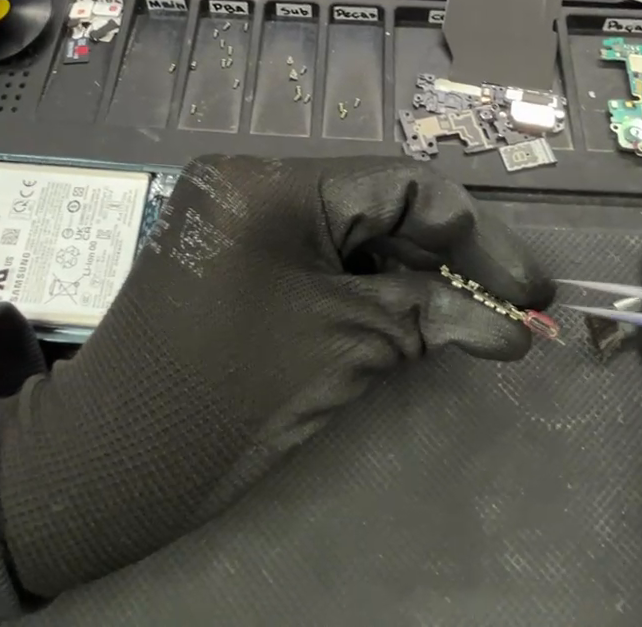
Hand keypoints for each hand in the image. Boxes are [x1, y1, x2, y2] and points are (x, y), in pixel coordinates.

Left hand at [0, 156, 552, 596]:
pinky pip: (316, 255)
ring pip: (349, 230)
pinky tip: (413, 315)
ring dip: (409, 274)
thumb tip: (512, 326)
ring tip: (471, 317)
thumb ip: (434, 317)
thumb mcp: (347, 347)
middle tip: (508, 305)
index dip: (475, 236)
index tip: (529, 288)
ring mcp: (238, 215)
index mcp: (274, 183)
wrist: (112, 460)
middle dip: (446, 257)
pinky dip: (366, 285)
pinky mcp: (234, 252)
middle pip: (376, 204)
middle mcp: (253, 180)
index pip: (401, 185)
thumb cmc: (227, 395)